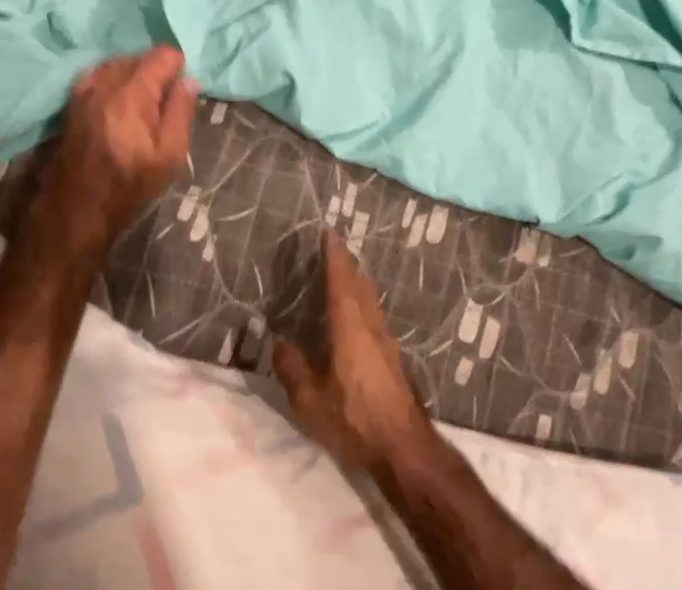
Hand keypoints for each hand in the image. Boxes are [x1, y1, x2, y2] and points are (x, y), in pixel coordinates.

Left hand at [44, 46, 198, 249]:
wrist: (76, 205)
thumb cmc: (128, 185)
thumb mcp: (169, 156)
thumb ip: (181, 112)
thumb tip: (189, 80)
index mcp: (132, 94)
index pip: (163, 54)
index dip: (178, 69)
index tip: (179, 95)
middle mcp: (105, 82)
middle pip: (139, 56)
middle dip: (156, 73)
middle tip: (161, 107)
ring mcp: (84, 88)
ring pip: (118, 63)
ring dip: (133, 77)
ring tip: (139, 109)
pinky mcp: (72, 99)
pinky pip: (99, 74)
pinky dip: (113, 81)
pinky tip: (116, 106)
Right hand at [273, 231, 430, 472]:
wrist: (403, 449)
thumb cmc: (353, 418)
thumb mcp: (309, 398)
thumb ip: (291, 367)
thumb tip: (278, 343)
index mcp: (349, 327)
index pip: (341, 282)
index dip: (334, 257)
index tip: (328, 233)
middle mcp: (371, 327)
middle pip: (361, 286)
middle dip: (348, 265)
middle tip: (334, 249)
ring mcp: (386, 344)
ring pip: (370, 302)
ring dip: (357, 284)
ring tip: (344, 276)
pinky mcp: (391, 361)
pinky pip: (373, 318)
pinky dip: (362, 304)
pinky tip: (355, 317)